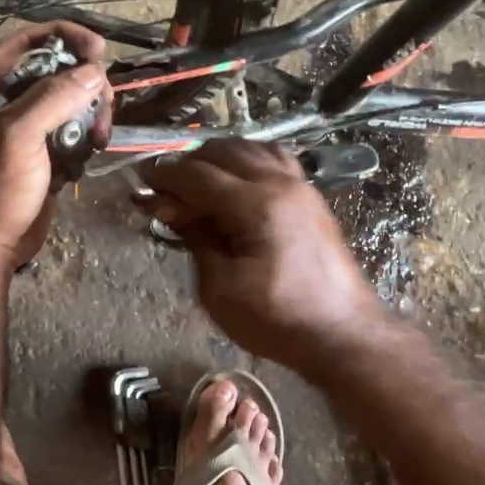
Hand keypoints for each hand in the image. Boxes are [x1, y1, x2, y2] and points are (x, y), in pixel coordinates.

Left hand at [0, 22, 110, 267]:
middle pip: (56, 71)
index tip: (100, 51)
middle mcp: (2, 100)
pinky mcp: (41, 154)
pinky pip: (71, 131)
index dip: (66, 37)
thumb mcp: (18, 135)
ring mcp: (23, 129)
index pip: (28, 40)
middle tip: (104, 107)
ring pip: (69, 102)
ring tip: (98, 138)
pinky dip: (85, 136)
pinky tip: (91, 152)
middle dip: (85, 84)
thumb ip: (54, 97)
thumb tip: (95, 71)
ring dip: (90, 114)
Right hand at [139, 141, 383, 366]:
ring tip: (198, 182)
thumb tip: (171, 209)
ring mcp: (301, 187)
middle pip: (223, 152)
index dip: (165, 178)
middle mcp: (280, 184)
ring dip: (219, 158)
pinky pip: (275, 160)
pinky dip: (248, 161)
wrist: (342, 336)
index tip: (142, 186)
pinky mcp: (312, 199)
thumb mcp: (220, 289)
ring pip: (252, 149)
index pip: (198, 175)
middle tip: (167, 191)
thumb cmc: (276, 320)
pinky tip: (237, 182)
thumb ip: (196, 239)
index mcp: (255, 204)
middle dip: (188, 165)